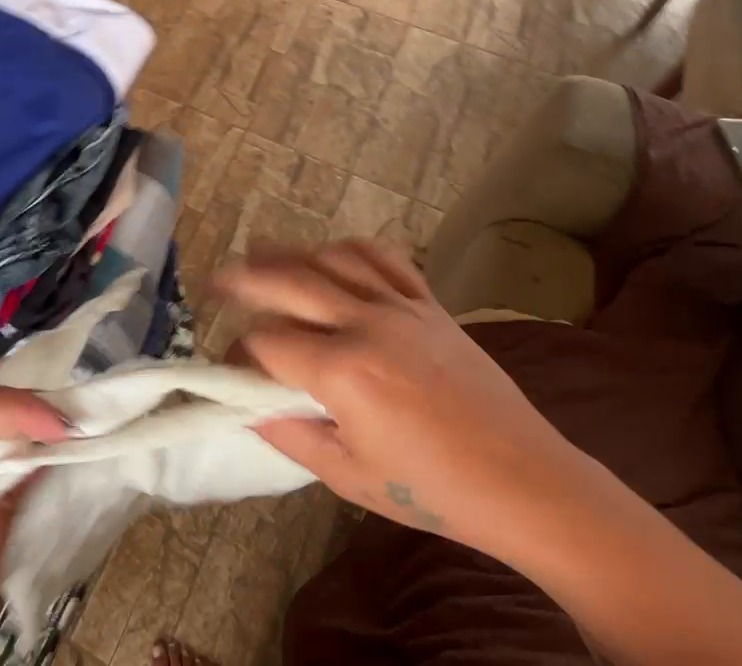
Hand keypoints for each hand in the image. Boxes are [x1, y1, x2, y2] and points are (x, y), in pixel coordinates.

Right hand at [222, 240, 587, 554]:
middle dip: (244, 280)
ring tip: (261, 253)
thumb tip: (249, 410)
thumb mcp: (349, 476)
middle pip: (288, 282)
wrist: (525, 483)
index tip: (232, 371)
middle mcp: (367, 325)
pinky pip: (385, 259)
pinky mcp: (431, 306)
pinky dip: (351, 250)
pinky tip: (331, 254)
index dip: (238, 354)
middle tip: (216, 281)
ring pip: (333, 259)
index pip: (266, 343)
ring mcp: (402, 308)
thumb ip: (290, 436)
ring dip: (291, 253)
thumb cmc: (434, 491)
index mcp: (342, 373)